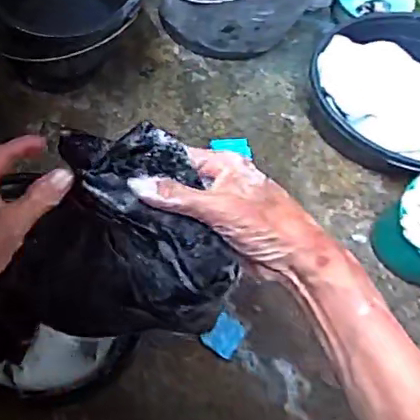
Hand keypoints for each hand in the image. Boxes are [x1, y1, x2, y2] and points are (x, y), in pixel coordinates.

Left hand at [0, 136, 73, 304]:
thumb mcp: (16, 222)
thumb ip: (40, 197)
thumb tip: (63, 175)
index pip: (1, 153)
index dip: (22, 145)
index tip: (42, 142)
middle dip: (17, 156)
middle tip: (37, 153)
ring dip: (11, 174)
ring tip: (31, 174)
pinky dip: (6, 192)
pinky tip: (15, 205)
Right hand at [127, 148, 337, 283]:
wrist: (296, 263)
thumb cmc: (270, 226)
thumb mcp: (218, 206)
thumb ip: (177, 196)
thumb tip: (138, 184)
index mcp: (224, 165)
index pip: (179, 156)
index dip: (154, 163)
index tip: (125, 172)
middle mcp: (219, 181)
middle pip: (176, 180)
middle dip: (154, 189)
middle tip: (123, 195)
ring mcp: (216, 205)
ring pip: (179, 204)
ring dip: (162, 210)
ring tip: (130, 212)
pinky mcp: (214, 227)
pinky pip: (186, 223)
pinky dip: (172, 226)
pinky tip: (151, 229)